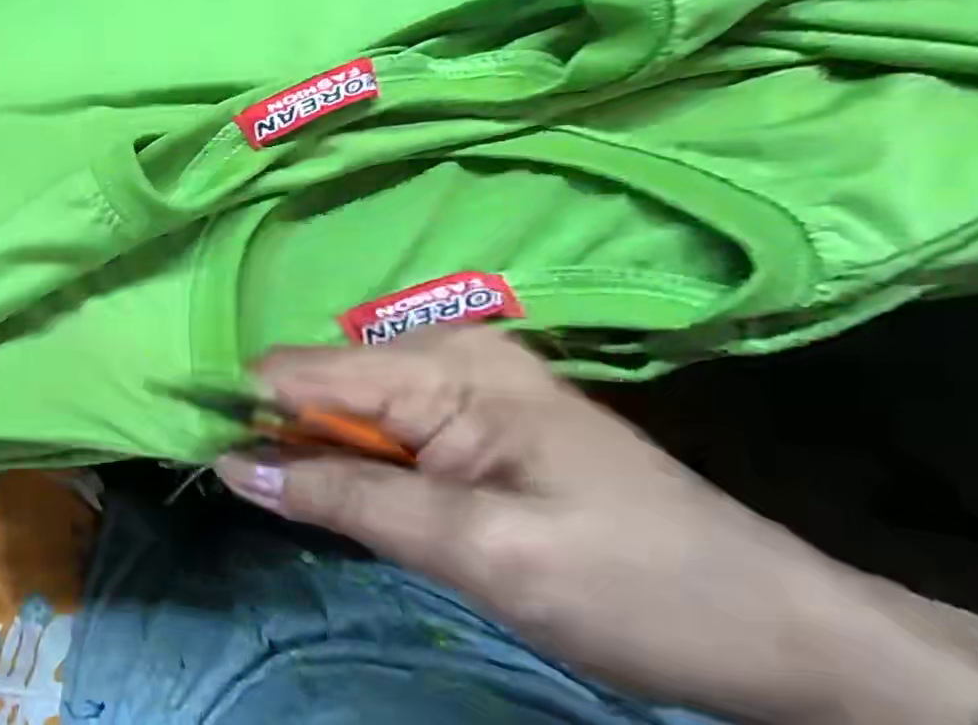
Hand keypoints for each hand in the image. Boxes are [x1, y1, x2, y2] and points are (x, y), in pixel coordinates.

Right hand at [214, 327, 977, 724]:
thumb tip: (232, 464)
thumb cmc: (626, 582)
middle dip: (282, 436)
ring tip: (314, 507)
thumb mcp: (475, 548)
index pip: (299, 369)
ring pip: (343, 406)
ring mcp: (458, 377)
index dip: (243, 410)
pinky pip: (380, 424)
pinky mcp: (469, 412)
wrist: (774, 627)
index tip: (204, 456)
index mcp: (443, 361)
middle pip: (317, 383)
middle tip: (269, 502)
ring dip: (317, 454)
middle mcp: (441, 349)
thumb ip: (345, 498)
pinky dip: (354, 460)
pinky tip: (362, 496)